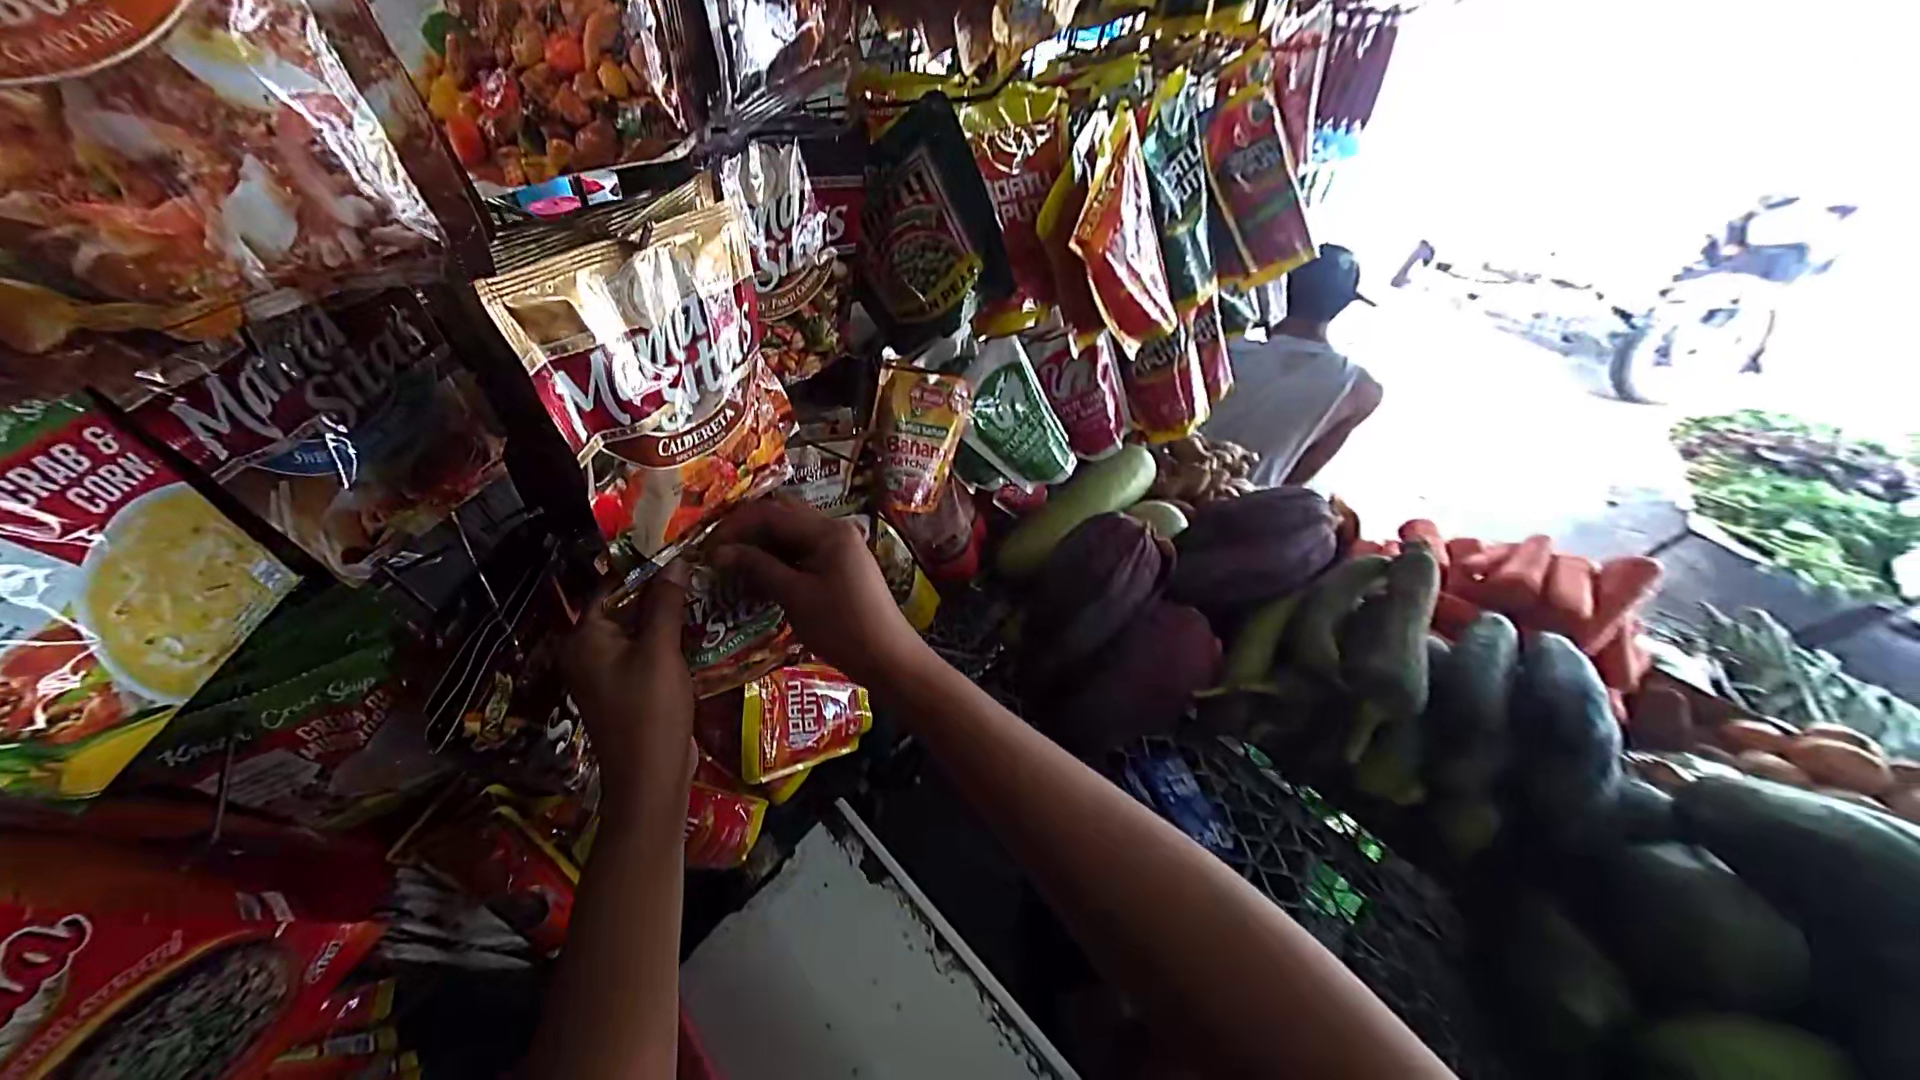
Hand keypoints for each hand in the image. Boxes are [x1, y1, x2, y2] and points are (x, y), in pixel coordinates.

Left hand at [560, 561, 695, 810]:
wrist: (650, 776)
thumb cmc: (650, 709)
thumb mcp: (660, 650)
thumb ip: (665, 605)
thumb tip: (675, 562)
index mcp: (585, 639)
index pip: (611, 588)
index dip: (645, 571)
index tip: (680, 555)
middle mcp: (589, 653)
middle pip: (626, 610)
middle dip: (662, 595)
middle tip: (700, 574)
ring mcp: (608, 675)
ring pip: (639, 633)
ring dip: (669, 619)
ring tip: (706, 598)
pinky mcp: (629, 691)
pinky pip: (647, 656)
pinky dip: (669, 644)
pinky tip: (700, 634)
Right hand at [708, 497, 935, 691]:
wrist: (888, 658)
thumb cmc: (843, 627)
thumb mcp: (796, 596)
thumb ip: (759, 568)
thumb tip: (720, 552)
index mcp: (828, 531)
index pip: (771, 513)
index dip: (735, 526)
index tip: (708, 549)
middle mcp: (836, 531)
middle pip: (783, 519)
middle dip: (748, 533)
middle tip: (717, 555)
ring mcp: (841, 549)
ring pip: (792, 537)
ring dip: (762, 548)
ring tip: (732, 568)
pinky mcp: (841, 567)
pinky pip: (804, 554)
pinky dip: (780, 562)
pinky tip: (759, 579)